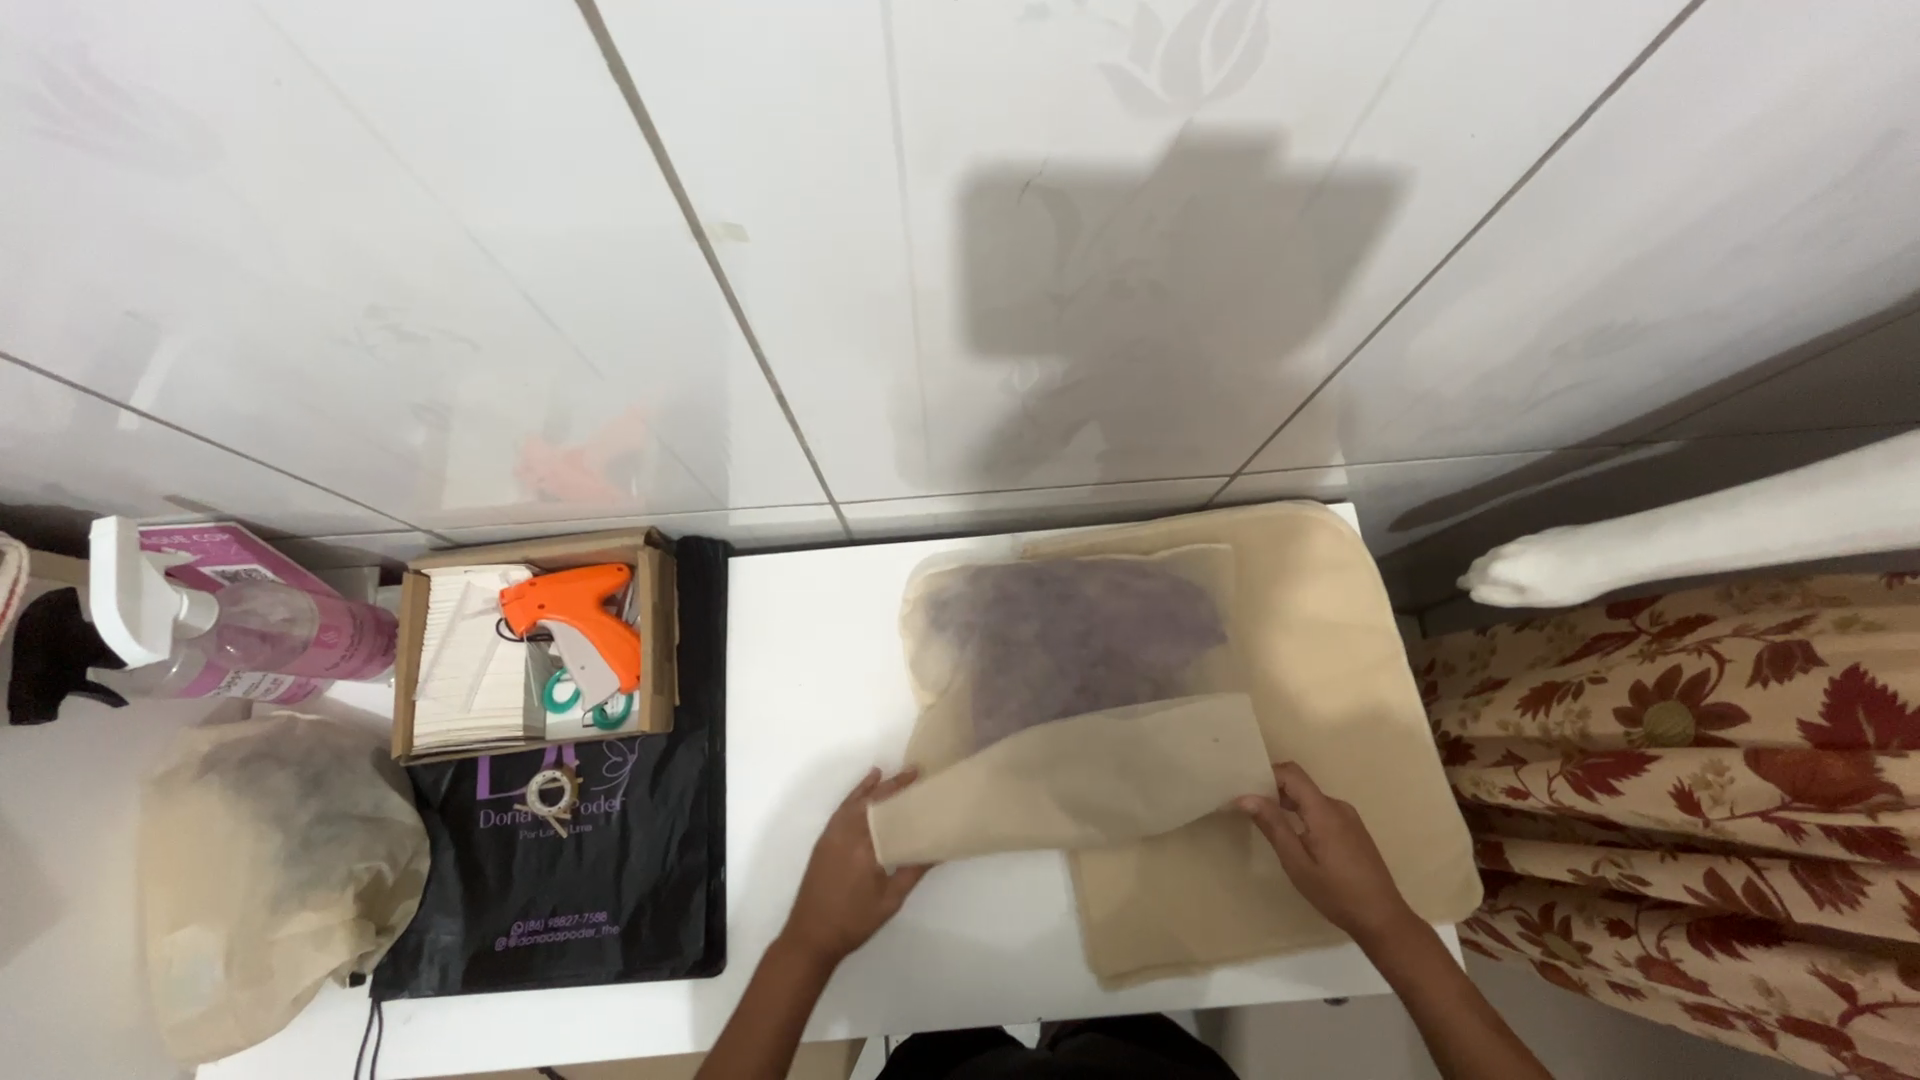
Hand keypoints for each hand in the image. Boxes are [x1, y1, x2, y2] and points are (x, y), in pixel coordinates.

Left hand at [780, 767, 934, 964]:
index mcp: (865, 847)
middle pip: (872, 802)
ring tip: (889, 774)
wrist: (811, 937)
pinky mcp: (823, 842)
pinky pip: (840, 811)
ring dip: (871, 787)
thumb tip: (938, 850)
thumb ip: (913, 871)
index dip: (905, 794)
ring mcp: (831, 836)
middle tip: (913, 772)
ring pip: (854, 803)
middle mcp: (846, 834)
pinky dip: (852, 798)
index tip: (922, 780)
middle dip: (892, 785)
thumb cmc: (854, 922)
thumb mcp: (890, 900)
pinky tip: (862, 793)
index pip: (890, 812)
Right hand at [1234, 762, 1418, 944]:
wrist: (1383, 919)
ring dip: (1288, 804)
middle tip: (1250, 810)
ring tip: (1268, 825)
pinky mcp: (1353, 830)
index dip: (1266, 775)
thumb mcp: (1297, 863)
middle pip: (1300, 784)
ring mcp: (1349, 818)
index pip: (1291, 774)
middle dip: (1273, 790)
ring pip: (1311, 798)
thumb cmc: (1336, 893)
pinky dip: (1303, 815)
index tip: (1245, 790)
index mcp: (1324, 811)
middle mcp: (1338, 807)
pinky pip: (1322, 811)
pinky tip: (1295, 838)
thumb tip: (1246, 797)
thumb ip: (1273, 826)